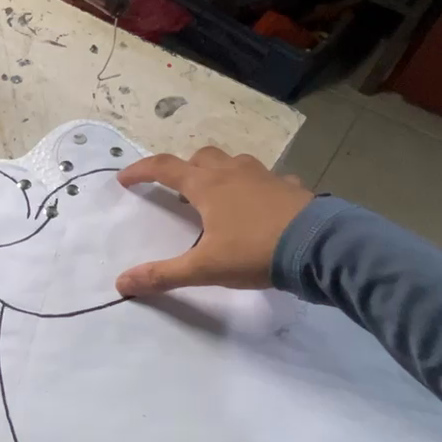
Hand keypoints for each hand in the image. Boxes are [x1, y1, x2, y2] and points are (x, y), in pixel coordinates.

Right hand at [114, 146, 314, 296]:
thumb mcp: (204, 269)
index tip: (125, 179)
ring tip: (218, 195)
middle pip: (202, 157)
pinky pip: (268, 180)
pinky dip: (257, 188)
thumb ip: (163, 275)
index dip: (141, 171)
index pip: (164, 168)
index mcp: (207, 185)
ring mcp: (265, 177)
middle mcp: (233, 173)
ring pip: (235, 163)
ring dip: (221, 172)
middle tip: (178, 189)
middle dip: (185, 168)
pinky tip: (261, 206)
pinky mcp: (291, 188)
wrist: (320, 247)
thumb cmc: (255, 252)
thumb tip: (121, 284)